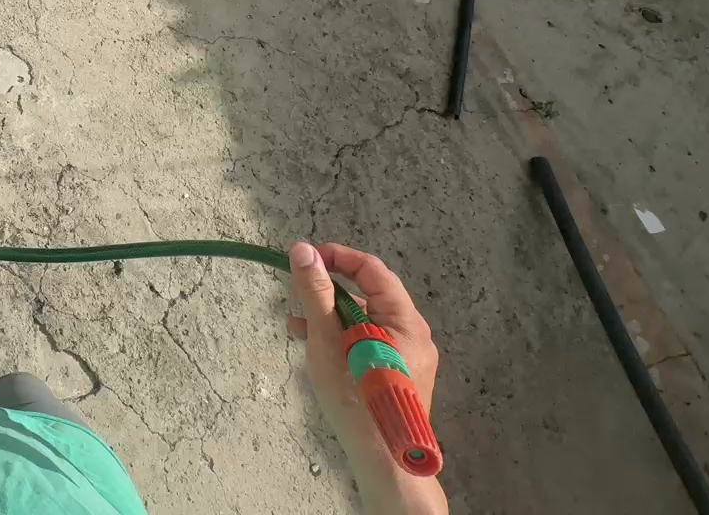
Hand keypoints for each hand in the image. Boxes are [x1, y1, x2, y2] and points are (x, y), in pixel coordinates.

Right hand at [288, 242, 445, 512]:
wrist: (381, 458)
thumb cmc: (355, 394)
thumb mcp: (328, 338)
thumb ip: (316, 291)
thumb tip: (301, 249)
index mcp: (404, 321)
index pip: (372, 269)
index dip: (337, 256)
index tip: (304, 258)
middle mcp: (412, 333)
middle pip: (368, 293)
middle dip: (328, 287)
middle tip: (296, 292)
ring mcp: (406, 354)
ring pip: (364, 316)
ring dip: (329, 312)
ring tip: (297, 323)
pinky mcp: (396, 371)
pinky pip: (366, 337)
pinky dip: (339, 332)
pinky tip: (313, 343)